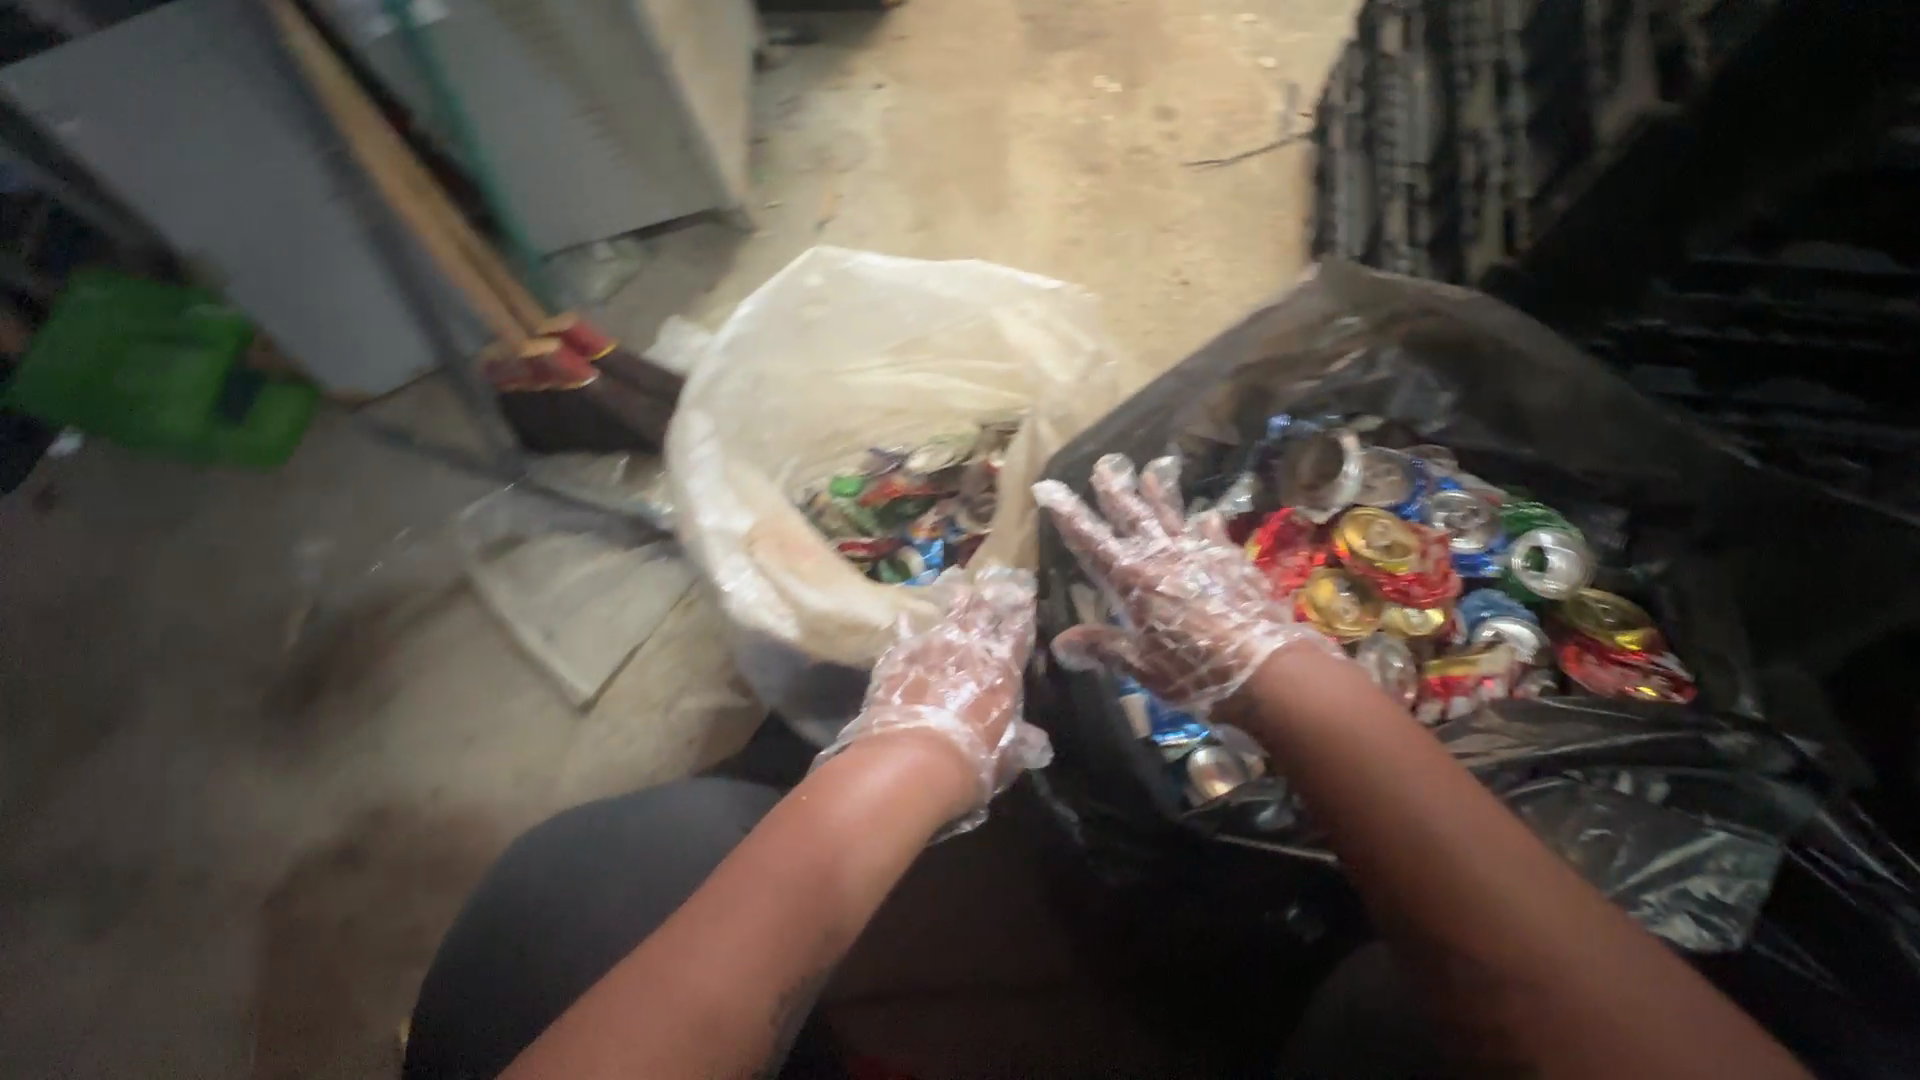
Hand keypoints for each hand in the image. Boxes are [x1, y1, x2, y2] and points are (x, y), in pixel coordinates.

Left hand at [817, 566, 1051, 833]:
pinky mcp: (898, 659)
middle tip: (989, 577)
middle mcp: (969, 654)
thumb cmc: (969, 763)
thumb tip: (1035, 745)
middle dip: (986, 598)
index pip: (1018, 634)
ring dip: (951, 601)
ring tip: (954, 582)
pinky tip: (904, 616)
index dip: (1021, 613)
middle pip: (980, 616)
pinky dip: (906, 627)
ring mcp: (931, 651)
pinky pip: (904, 636)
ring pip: (945, 617)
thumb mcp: (1002, 760)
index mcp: (1002, 675)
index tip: (1024, 594)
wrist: (913, 760)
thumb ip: (1016, 746)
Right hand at [1033, 453, 1343, 709]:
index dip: (1068, 515)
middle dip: (1114, 489)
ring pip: (1172, 515)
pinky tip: (1207, 517)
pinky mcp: (1231, 562)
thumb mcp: (1142, 666)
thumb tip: (1061, 643)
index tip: (1049, 489)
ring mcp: (1199, 555)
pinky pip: (1213, 534)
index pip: (1090, 541)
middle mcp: (1162, 557)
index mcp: (1132, 580)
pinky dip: (1205, 524)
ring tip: (1152, 470)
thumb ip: (1103, 648)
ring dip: (1159, 494)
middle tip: (1105, 464)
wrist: (1267, 670)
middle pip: (1132, 515)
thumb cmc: (1195, 671)